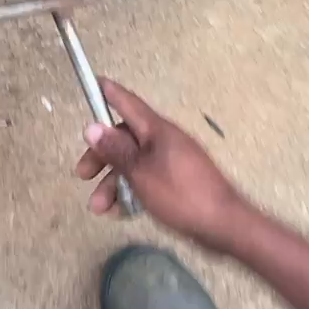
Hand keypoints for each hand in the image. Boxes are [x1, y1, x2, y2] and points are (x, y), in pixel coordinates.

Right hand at [76, 79, 247, 244]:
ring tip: (99, 208)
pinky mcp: (178, 182)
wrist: (225, 226)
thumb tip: (92, 127)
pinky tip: (121, 213)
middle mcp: (164, 141)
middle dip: (101, 157)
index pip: (128, 103)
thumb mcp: (140, 172)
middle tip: (82, 175)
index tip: (95, 81)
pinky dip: (131, 192)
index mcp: (157, 131)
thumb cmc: (180, 194)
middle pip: (124, 140)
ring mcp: (173, 162)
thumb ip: (115, 150)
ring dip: (113, 183)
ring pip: (133, 164)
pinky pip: (147, 180)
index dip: (110, 93)